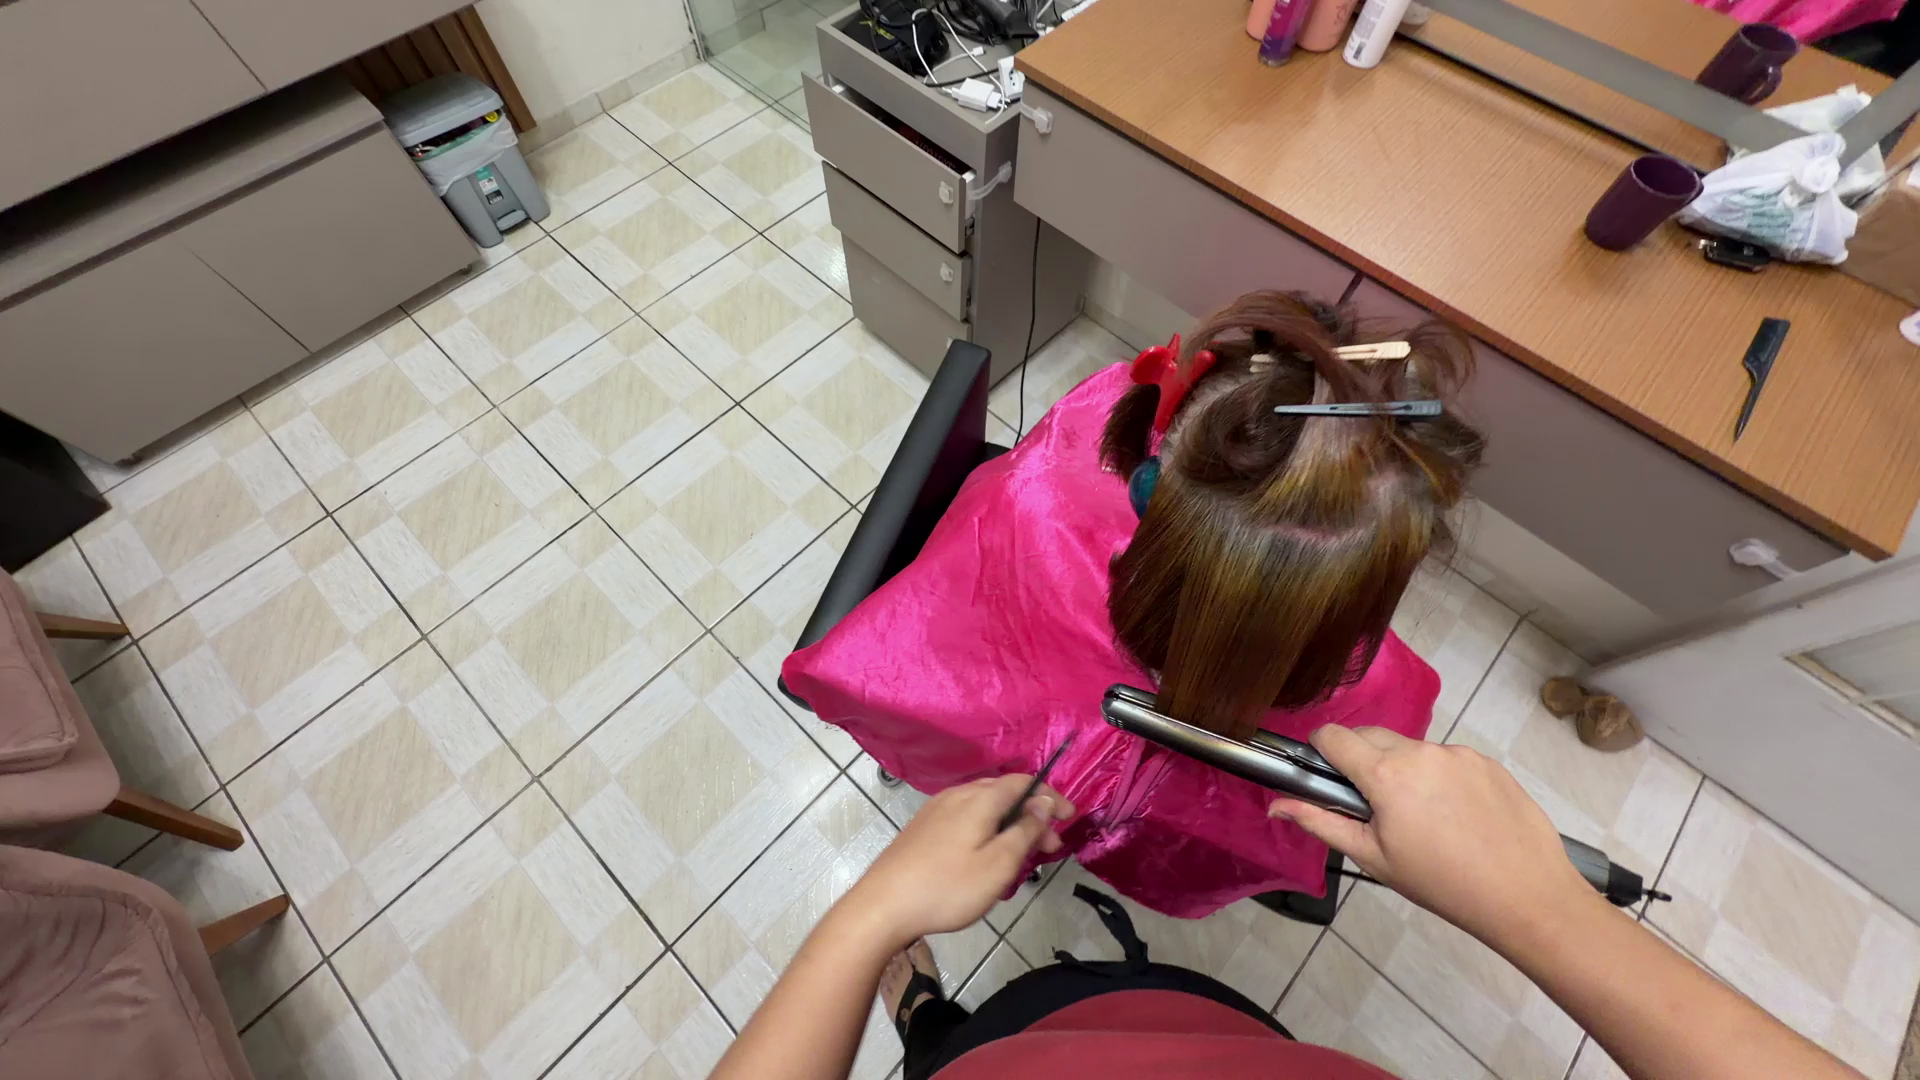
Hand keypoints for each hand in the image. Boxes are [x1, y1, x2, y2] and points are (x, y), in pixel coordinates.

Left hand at [845, 776, 1073, 948]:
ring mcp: (938, 808)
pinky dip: (989, 828)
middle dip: (1033, 814)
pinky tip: (988, 856)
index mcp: (980, 797)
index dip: (1051, 796)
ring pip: (985, 805)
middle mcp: (959, 793)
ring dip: (1011, 823)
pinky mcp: (924, 826)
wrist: (882, 905)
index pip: (1024, 782)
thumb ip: (1025, 831)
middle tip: (1052, 847)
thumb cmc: (947, 887)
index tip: (1071, 817)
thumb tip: (1043, 803)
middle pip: (1005, 792)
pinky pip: (967, 816)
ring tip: (1023, 856)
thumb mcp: (998, 865)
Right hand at [1269, 726, 1589, 939]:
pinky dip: (1439, 777)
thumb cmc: (1442, 884)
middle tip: (1377, 807)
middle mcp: (1418, 752)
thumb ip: (1319, 823)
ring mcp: (1457, 753)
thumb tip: (1274, 806)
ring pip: (1408, 748)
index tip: (1329, 778)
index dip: (1321, 751)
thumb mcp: (1373, 858)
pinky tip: (1457, 814)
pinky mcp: (1487, 761)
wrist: (1532, 900)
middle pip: (1369, 736)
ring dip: (1402, 769)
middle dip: (1361, 761)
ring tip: (1425, 816)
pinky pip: (1445, 758)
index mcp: (1385, 774)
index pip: (1332, 735)